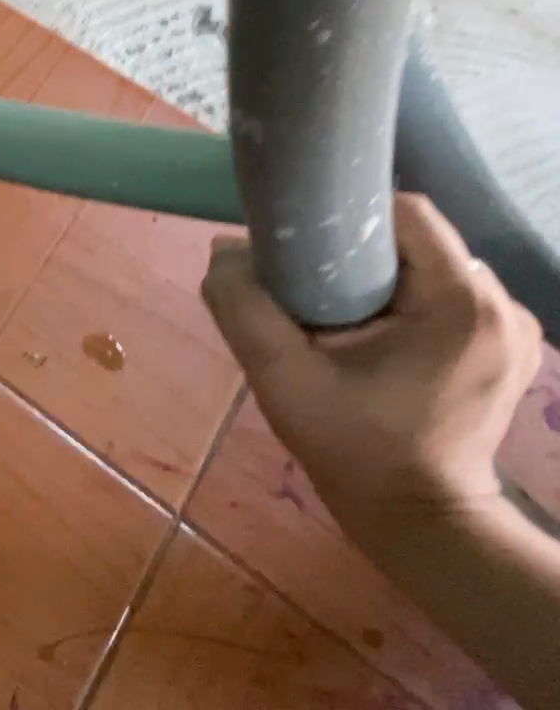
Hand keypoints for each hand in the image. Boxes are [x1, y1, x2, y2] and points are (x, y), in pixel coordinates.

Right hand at [202, 193, 544, 535]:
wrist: (415, 515)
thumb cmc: (350, 442)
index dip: (343, 214)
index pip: (406, 214)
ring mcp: (506, 331)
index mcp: (461, 304)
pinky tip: (352, 332)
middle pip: (411, 241)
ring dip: (365, 277)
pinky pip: (434, 296)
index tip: (292, 241)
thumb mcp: (277, 371)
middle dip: (348, 251)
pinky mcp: (497, 349)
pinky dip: (387, 300)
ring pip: (420, 268)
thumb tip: (223, 249)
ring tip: (319, 312)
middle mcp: (499, 307)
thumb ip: (242, 304)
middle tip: (295, 284)